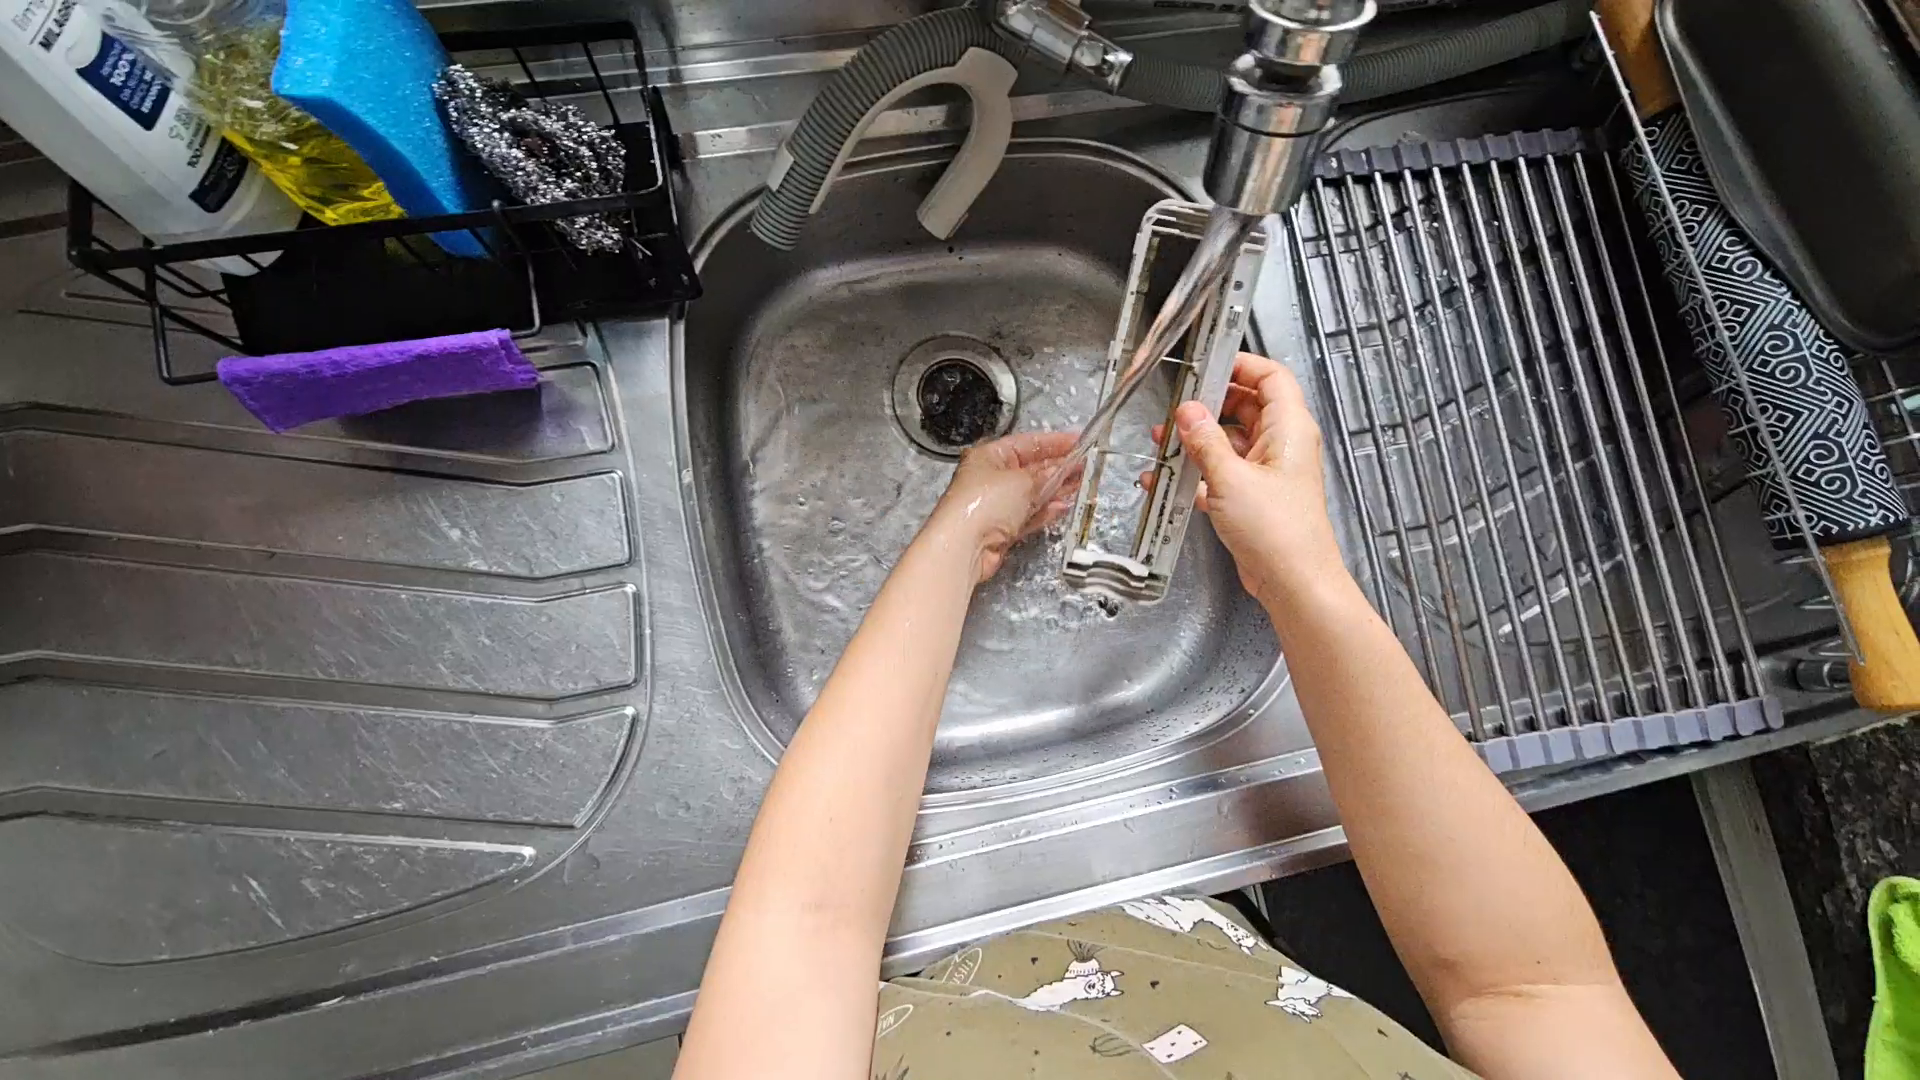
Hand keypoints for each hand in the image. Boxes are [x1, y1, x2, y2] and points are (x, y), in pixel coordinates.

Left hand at [924, 431, 1080, 582]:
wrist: (965, 546)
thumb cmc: (985, 504)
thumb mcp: (1022, 481)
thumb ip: (1046, 475)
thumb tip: (1062, 470)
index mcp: (989, 457)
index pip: (1027, 444)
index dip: (1054, 442)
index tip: (1077, 441)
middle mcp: (991, 479)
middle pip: (1031, 469)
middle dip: (1058, 467)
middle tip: (1084, 465)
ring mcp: (997, 505)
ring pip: (1032, 493)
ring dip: (1055, 489)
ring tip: (1080, 484)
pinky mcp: (1002, 529)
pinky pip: (1028, 516)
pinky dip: (1045, 511)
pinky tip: (1062, 506)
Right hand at [1156, 353, 1346, 612]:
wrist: (1294, 582)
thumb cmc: (1279, 531)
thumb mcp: (1231, 478)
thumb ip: (1205, 441)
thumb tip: (1188, 412)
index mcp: (1290, 429)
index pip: (1269, 377)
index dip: (1239, 365)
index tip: (1206, 364)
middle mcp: (1282, 445)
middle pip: (1244, 407)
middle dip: (1207, 406)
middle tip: (1175, 409)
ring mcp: (1267, 472)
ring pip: (1229, 441)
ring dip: (1196, 442)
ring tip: (1162, 444)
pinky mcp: (1253, 496)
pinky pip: (1221, 473)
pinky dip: (1197, 473)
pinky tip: (1167, 480)